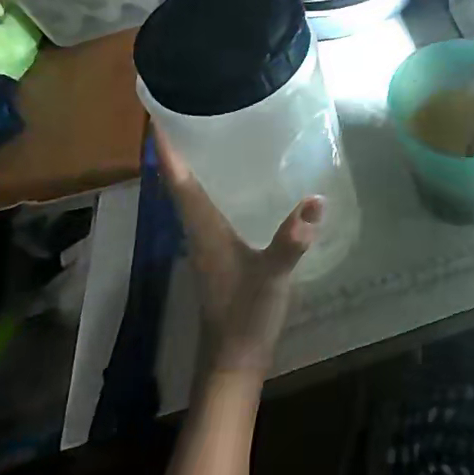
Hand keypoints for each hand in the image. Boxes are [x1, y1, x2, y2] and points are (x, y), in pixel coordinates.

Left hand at [153, 128, 321, 376]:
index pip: (179, 183)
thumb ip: (290, 241)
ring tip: (209, 137)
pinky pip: (212, 209)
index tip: (157, 116)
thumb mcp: (271, 277)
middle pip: (181, 184)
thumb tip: (316, 200)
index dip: (168, 151)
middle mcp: (200, 233)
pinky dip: (215, 188)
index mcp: (204, 231)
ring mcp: (209, 245)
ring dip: (194, 168)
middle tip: (188, 112)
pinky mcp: (222, 254)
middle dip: (179, 150)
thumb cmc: (246, 317)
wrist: (233, 362)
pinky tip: (238, 183)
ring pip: (194, 197)